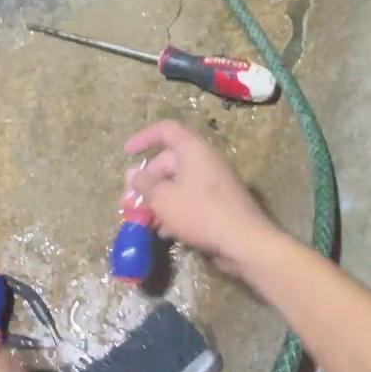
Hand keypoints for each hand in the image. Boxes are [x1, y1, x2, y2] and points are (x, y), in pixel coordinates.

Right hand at [124, 119, 288, 279]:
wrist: (244, 241)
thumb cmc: (200, 212)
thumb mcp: (163, 198)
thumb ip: (144, 184)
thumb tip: (132, 173)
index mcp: (193, 149)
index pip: (166, 130)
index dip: (144, 138)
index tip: (126, 153)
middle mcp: (204, 160)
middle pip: (168, 162)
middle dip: (146, 182)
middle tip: (128, 204)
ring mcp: (213, 182)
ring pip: (177, 184)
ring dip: (157, 200)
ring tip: (142, 221)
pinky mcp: (218, 203)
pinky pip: (189, 199)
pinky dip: (174, 210)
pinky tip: (163, 231)